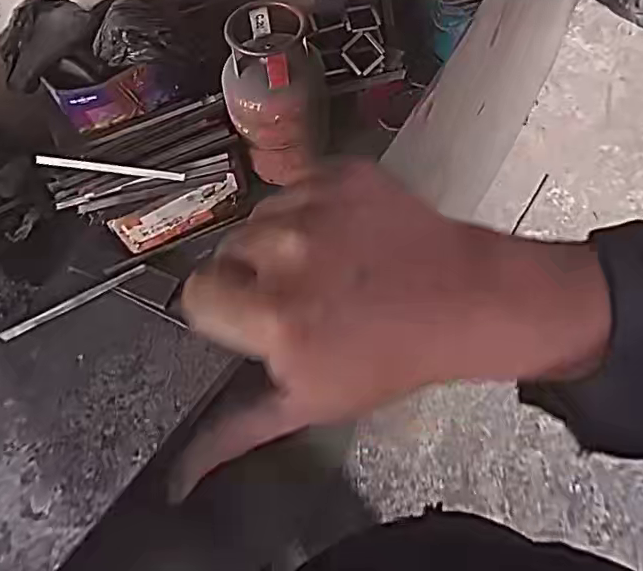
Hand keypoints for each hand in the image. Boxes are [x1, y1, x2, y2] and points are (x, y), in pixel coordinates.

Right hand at [168, 161, 611, 500]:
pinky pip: (295, 184)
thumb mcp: (314, 401)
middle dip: (251, 269)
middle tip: (295, 288)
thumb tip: (180, 471)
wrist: (463, 296)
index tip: (247, 311)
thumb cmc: (391, 356)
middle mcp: (286, 250)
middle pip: (227, 248)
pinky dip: (309, 204)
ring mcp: (315, 202)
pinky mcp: (339, 171)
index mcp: (274, 315)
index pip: (198, 292)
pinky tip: (341, 228)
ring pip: (260, 214)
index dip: (222, 305)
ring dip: (278, 234)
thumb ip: (240, 428)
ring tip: (321, 257)